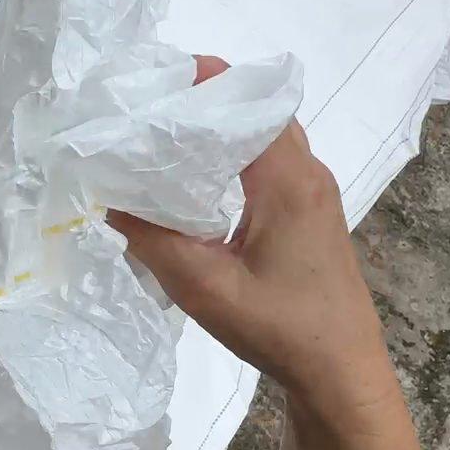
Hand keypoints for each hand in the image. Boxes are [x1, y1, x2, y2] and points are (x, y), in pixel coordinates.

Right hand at [107, 57, 393, 414]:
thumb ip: (153, 240)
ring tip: (160, 131)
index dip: (206, 81)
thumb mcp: (204, 287)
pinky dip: (228, 153)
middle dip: (206, 97)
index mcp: (287, 183)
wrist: (340, 372)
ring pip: (262, 137)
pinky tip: (190, 175)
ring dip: (217, 126)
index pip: (250, 106)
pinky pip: (264, 163)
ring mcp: (310, 194)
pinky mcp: (304, 214)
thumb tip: (109, 201)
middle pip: (258, 112)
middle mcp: (305, 176)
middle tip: (147, 103)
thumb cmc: (279, 328)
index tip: (155, 77)